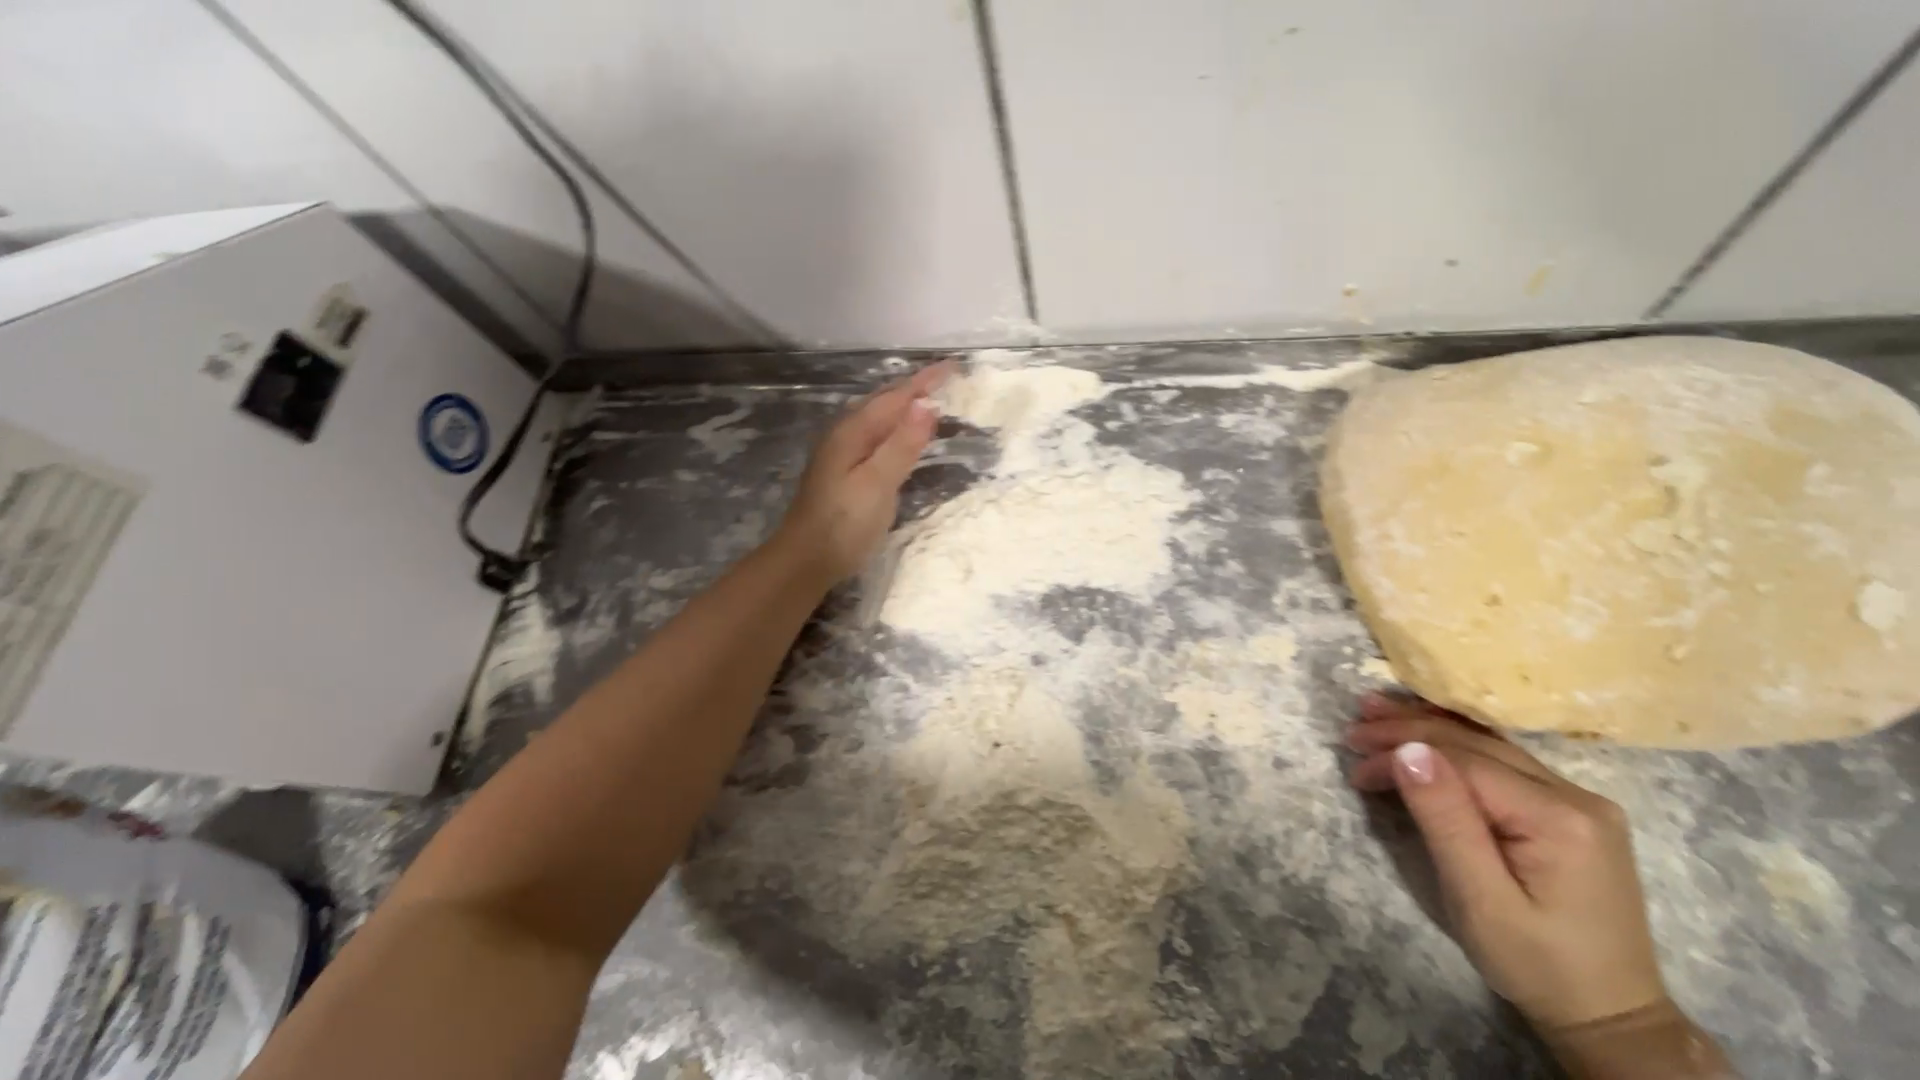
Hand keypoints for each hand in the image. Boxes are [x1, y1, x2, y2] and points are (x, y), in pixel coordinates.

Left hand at [775, 362, 951, 583]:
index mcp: (853, 432)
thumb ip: (902, 444)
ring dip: (904, 406)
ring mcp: (842, 453)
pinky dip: (895, 428)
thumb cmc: (843, 524)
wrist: (805, 560)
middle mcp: (845, 435)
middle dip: (914, 388)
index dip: (924, 382)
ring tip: (930, 399)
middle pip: (884, 402)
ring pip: (878, 418)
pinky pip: (875, 436)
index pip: (895, 397)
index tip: (954, 367)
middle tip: (947, 379)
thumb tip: (926, 403)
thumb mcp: (878, 484)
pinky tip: (902, 437)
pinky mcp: (844, 472)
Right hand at [1345, 694, 1667, 1031]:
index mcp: (1558, 817)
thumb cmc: (1535, 964)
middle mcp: (1578, 795)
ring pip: (1493, 748)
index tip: (1354, 763)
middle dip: (1410, 729)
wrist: (1609, 1014)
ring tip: (1379, 713)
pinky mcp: (1574, 813)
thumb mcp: (1479, 899)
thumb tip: (1408, 751)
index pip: (1464, 762)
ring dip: (1432, 730)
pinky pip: (1507, 766)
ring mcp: (1581, 801)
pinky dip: (1460, 750)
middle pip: (1479, 744)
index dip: (1402, 752)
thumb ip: (1446, 821)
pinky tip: (1430, 738)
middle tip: (1354, 726)